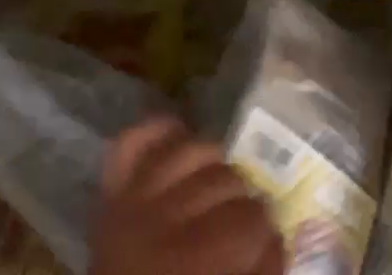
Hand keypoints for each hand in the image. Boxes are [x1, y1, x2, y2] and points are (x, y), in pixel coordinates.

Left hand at [90, 115, 285, 274]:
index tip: (272, 233)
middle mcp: (162, 218)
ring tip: (223, 181)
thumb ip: (259, 271)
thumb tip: (279, 239)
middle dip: (246, 194)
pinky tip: (182, 134)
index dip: (268, 224)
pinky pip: (132, 143)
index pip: (249, 217)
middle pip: (222, 180)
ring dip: (213, 160)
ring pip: (186, 152)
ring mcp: (133, 200)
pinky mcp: (112, 192)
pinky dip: (157, 131)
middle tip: (251, 212)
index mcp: (193, 256)